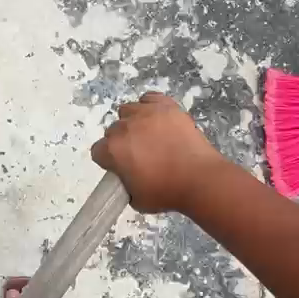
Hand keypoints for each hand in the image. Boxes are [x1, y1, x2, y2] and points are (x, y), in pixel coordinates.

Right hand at [91, 93, 231, 213]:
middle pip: (113, 130)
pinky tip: (157, 120)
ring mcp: (146, 114)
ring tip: (149, 135)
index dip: (109, 160)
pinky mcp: (166, 107)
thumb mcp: (135, 199)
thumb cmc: (166, 192)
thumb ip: (124, 183)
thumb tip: (128, 175)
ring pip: (127, 111)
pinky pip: (149, 98)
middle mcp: (124, 127)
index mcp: (112, 150)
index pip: (98, 151)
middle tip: (139, 154)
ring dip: (133, 122)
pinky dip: (150, 107)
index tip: (122, 168)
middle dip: (122, 141)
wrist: (200, 179)